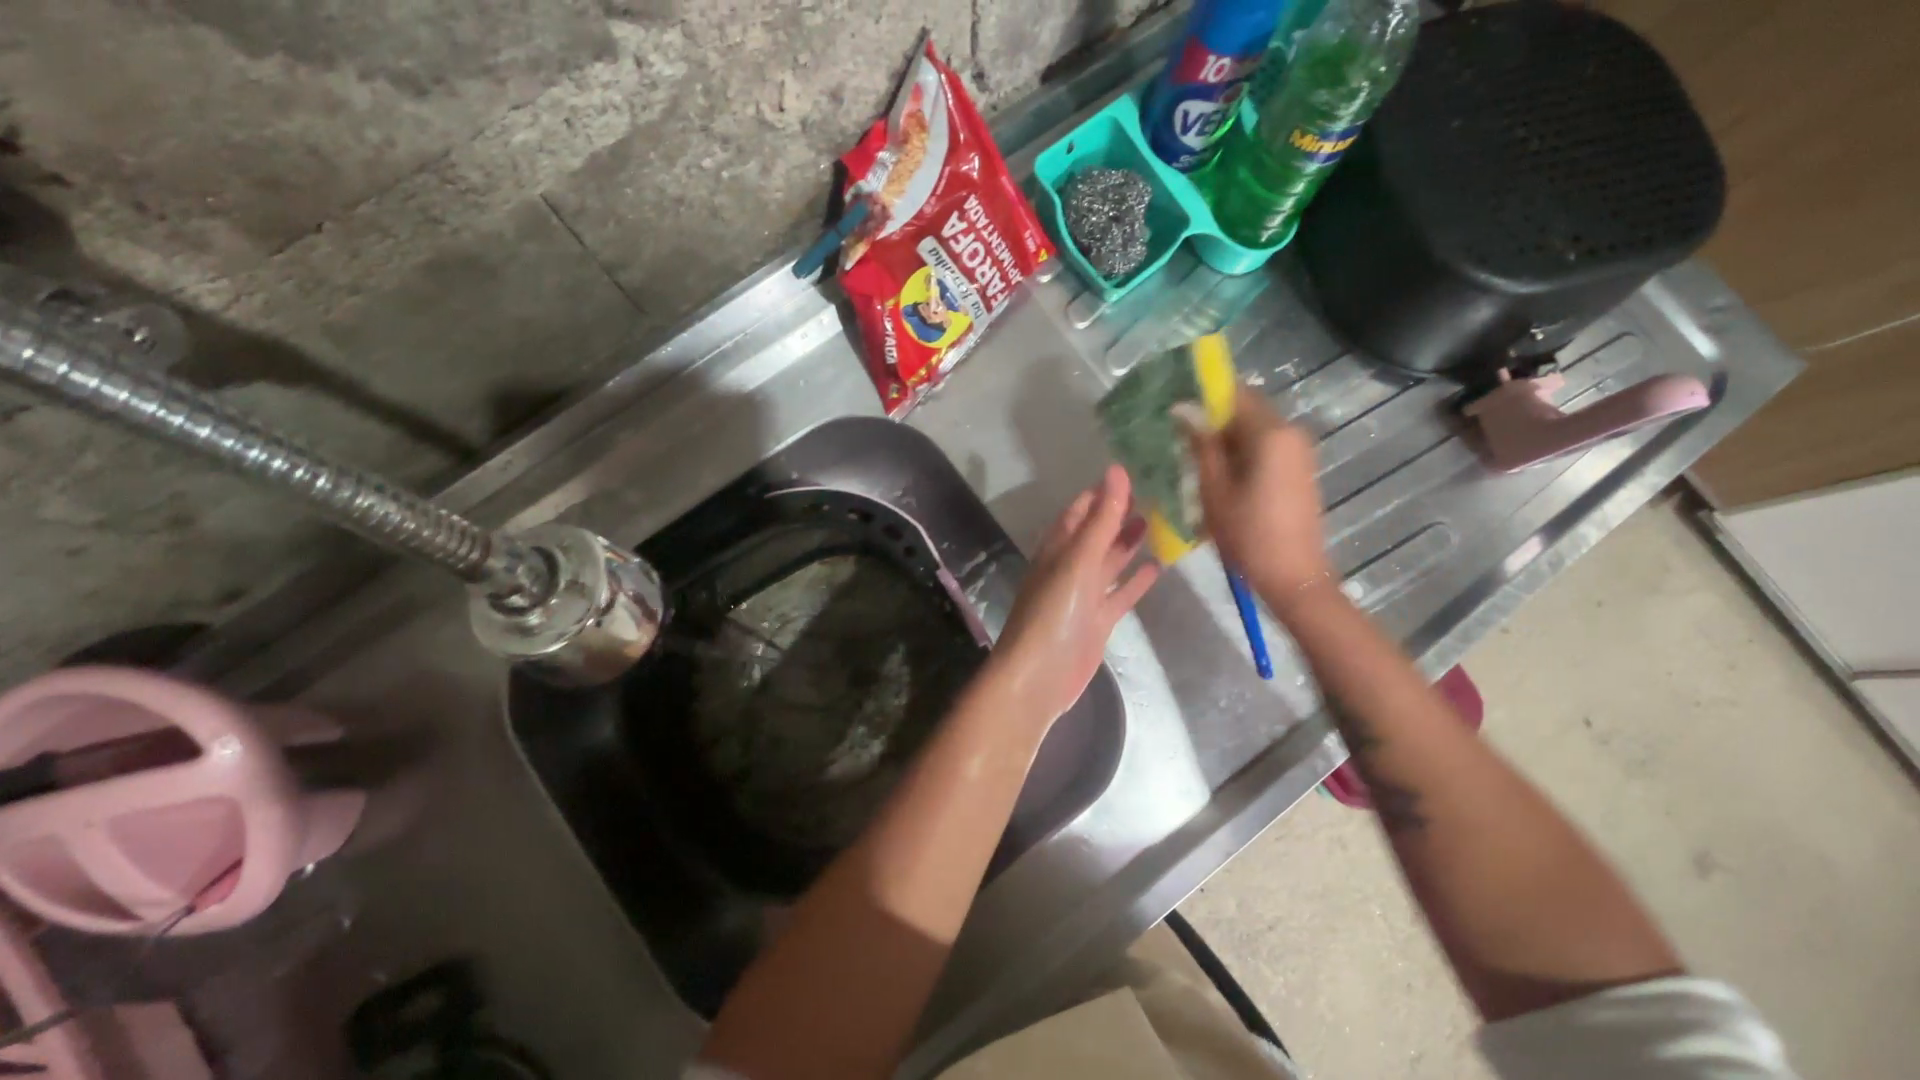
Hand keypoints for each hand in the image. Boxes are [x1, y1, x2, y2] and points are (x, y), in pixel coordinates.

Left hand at [991, 465, 1160, 721]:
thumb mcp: (1078, 561)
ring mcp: (1083, 596)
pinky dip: (1135, 581)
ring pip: (1109, 563)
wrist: (1039, 677)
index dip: (1102, 493)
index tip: (1133, 472)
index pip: (1080, 511)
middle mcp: (1069, 568)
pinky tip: (1156, 567)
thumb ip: (1101, 520)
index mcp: (1057, 549)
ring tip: (1156, 522)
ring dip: (1128, 544)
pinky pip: (1119, 594)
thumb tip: (1117, 470)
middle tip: (1155, 494)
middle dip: (1119, 515)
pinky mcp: (1097, 622)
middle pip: (1096, 535)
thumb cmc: (1053, 613)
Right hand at [1185, 387, 1332, 604]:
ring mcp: (1299, 451)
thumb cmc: (1249, 534)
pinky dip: (1242, 453)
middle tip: (1179, 438)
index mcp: (1270, 433)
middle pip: (1246, 410)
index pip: (1234, 393)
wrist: (1293, 576)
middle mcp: (1290, 432)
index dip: (1203, 397)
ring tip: (1194, 459)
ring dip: (1226, 438)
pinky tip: (1219, 475)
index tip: (1175, 410)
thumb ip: (1201, 444)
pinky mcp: (1299, 469)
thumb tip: (1183, 408)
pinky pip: (1265, 447)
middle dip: (1213, 419)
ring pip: (1254, 430)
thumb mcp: (1214, 489)